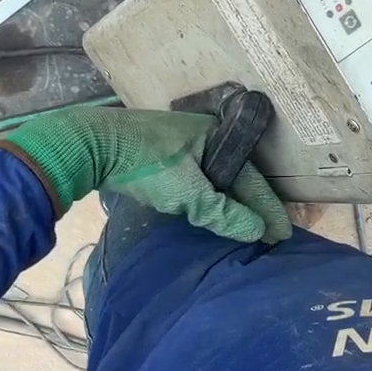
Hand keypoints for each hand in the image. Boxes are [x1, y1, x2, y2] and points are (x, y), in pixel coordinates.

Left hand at [0, 107, 291, 243]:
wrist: (88, 144)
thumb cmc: (144, 163)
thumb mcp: (187, 191)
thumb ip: (223, 213)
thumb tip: (258, 232)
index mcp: (218, 138)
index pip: (253, 179)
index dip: (268, 209)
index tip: (283, 234)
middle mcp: (205, 136)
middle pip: (239, 177)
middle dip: (255, 205)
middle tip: (270, 234)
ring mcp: (182, 144)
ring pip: (218, 178)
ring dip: (232, 203)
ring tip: (247, 227)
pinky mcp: (162, 155)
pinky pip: (200, 179)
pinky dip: (211, 197)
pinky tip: (213, 211)